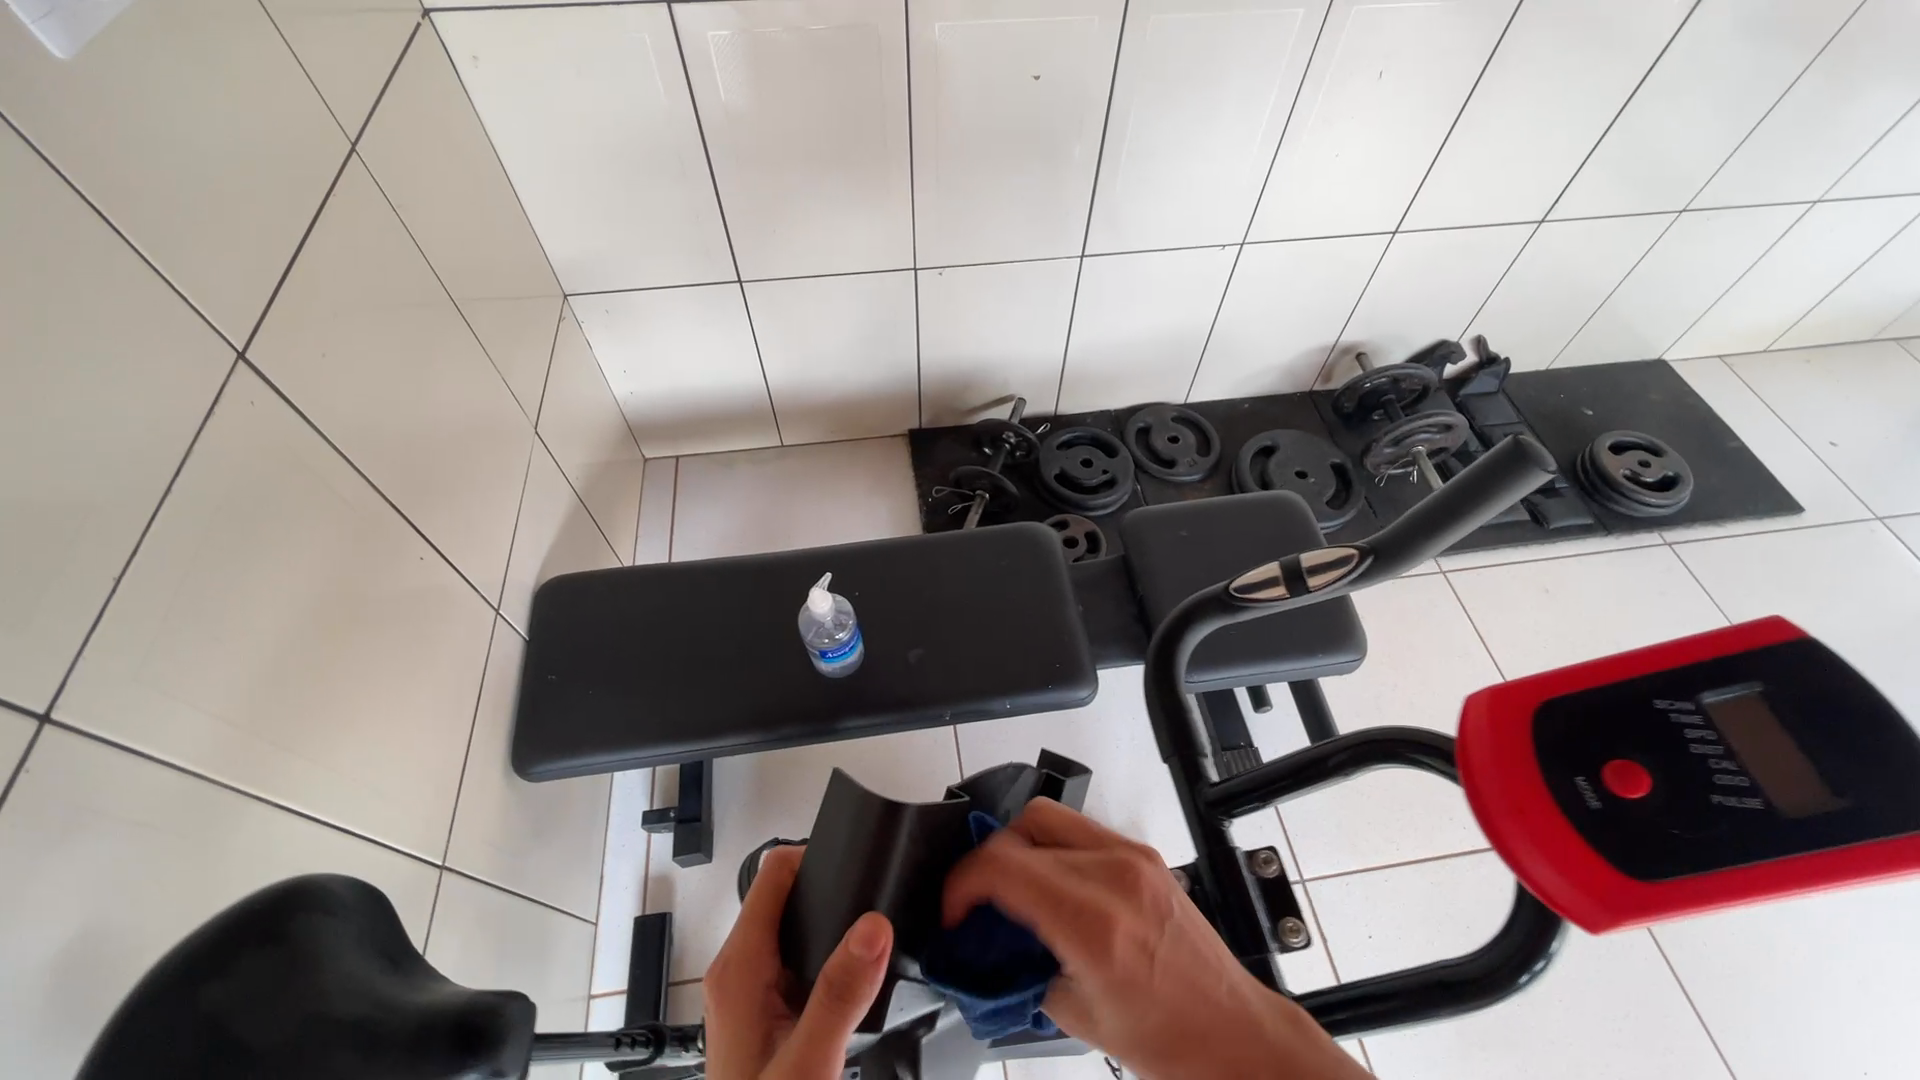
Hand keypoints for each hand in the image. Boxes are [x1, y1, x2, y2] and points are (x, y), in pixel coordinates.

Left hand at [704, 845, 893, 1079]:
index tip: (861, 861)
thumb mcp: (809, 1063)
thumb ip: (842, 993)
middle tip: (881, 898)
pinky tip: (861, 976)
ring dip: (836, 925)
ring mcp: (753, 990)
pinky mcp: (769, 1010)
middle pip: (788, 897)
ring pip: (798, 929)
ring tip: (879, 934)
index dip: (816, 857)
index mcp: (740, 968)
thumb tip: (873, 926)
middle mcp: (741, 971)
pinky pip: (803, 960)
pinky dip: (833, 957)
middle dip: (835, 892)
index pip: (773, 875)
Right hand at [942, 799, 1366, 1079]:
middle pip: (1022, 825)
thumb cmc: (1172, 1037)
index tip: (956, 909)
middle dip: (988, 859)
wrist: (1233, 1033)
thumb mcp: (1075, 1014)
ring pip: (1050, 816)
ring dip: (1021, 847)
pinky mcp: (1146, 855)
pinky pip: (1082, 830)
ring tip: (1018, 890)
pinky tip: (1056, 886)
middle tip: (982, 898)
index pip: (1002, 864)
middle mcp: (1114, 875)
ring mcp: (1134, 858)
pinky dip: (1055, 849)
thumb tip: (987, 947)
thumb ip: (1022, 970)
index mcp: (1092, 921)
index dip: (962, 884)